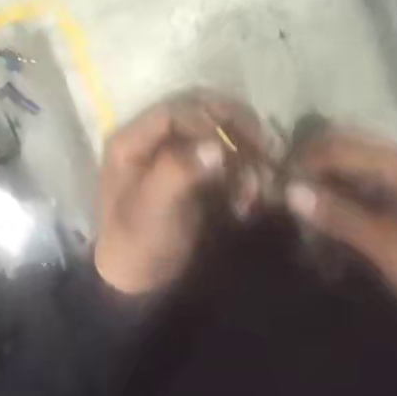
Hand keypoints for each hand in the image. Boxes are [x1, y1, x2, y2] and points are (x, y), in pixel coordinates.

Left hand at [94, 93, 267, 294]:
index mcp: (131, 141)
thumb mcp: (152, 210)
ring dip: (245, 150)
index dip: (204, 119)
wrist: (146, 284)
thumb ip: (178, 172)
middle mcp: (155, 139)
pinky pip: (227, 155)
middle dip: (236, 127)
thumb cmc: (139, 244)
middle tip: (266, 147)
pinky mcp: (198, 170)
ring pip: (219, 131)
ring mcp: (179, 153)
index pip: (172, 111)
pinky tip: (252, 195)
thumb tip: (214, 145)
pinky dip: (245, 168)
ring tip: (259, 180)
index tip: (231, 146)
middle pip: (200, 112)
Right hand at [286, 130, 396, 342]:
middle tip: (284, 193)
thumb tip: (292, 190)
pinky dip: (344, 194)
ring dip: (327, 180)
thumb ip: (342, 218)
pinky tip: (329, 214)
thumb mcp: (393, 252)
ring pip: (355, 166)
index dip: (307, 159)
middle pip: (349, 149)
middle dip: (314, 165)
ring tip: (301, 204)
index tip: (275, 181)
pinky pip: (367, 184)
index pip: (344, 147)